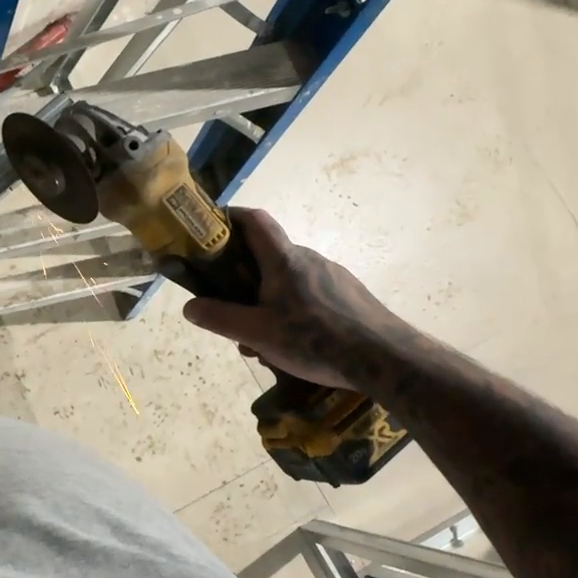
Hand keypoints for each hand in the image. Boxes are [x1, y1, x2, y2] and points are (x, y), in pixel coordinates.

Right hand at [180, 208, 420, 391]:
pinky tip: (290, 346)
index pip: (254, 221)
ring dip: (264, 302)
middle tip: (225, 307)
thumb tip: (189, 307)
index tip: (209, 228)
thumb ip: (219, 317)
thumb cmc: (316, 340)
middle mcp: (309, 260)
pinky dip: (289, 312)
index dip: (230, 217)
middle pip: (265, 257)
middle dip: (239, 279)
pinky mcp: (348, 297)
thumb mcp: (256, 333)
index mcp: (284, 260)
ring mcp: (333, 277)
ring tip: (257, 340)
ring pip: (285, 281)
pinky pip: (307, 295)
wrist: (387, 360)